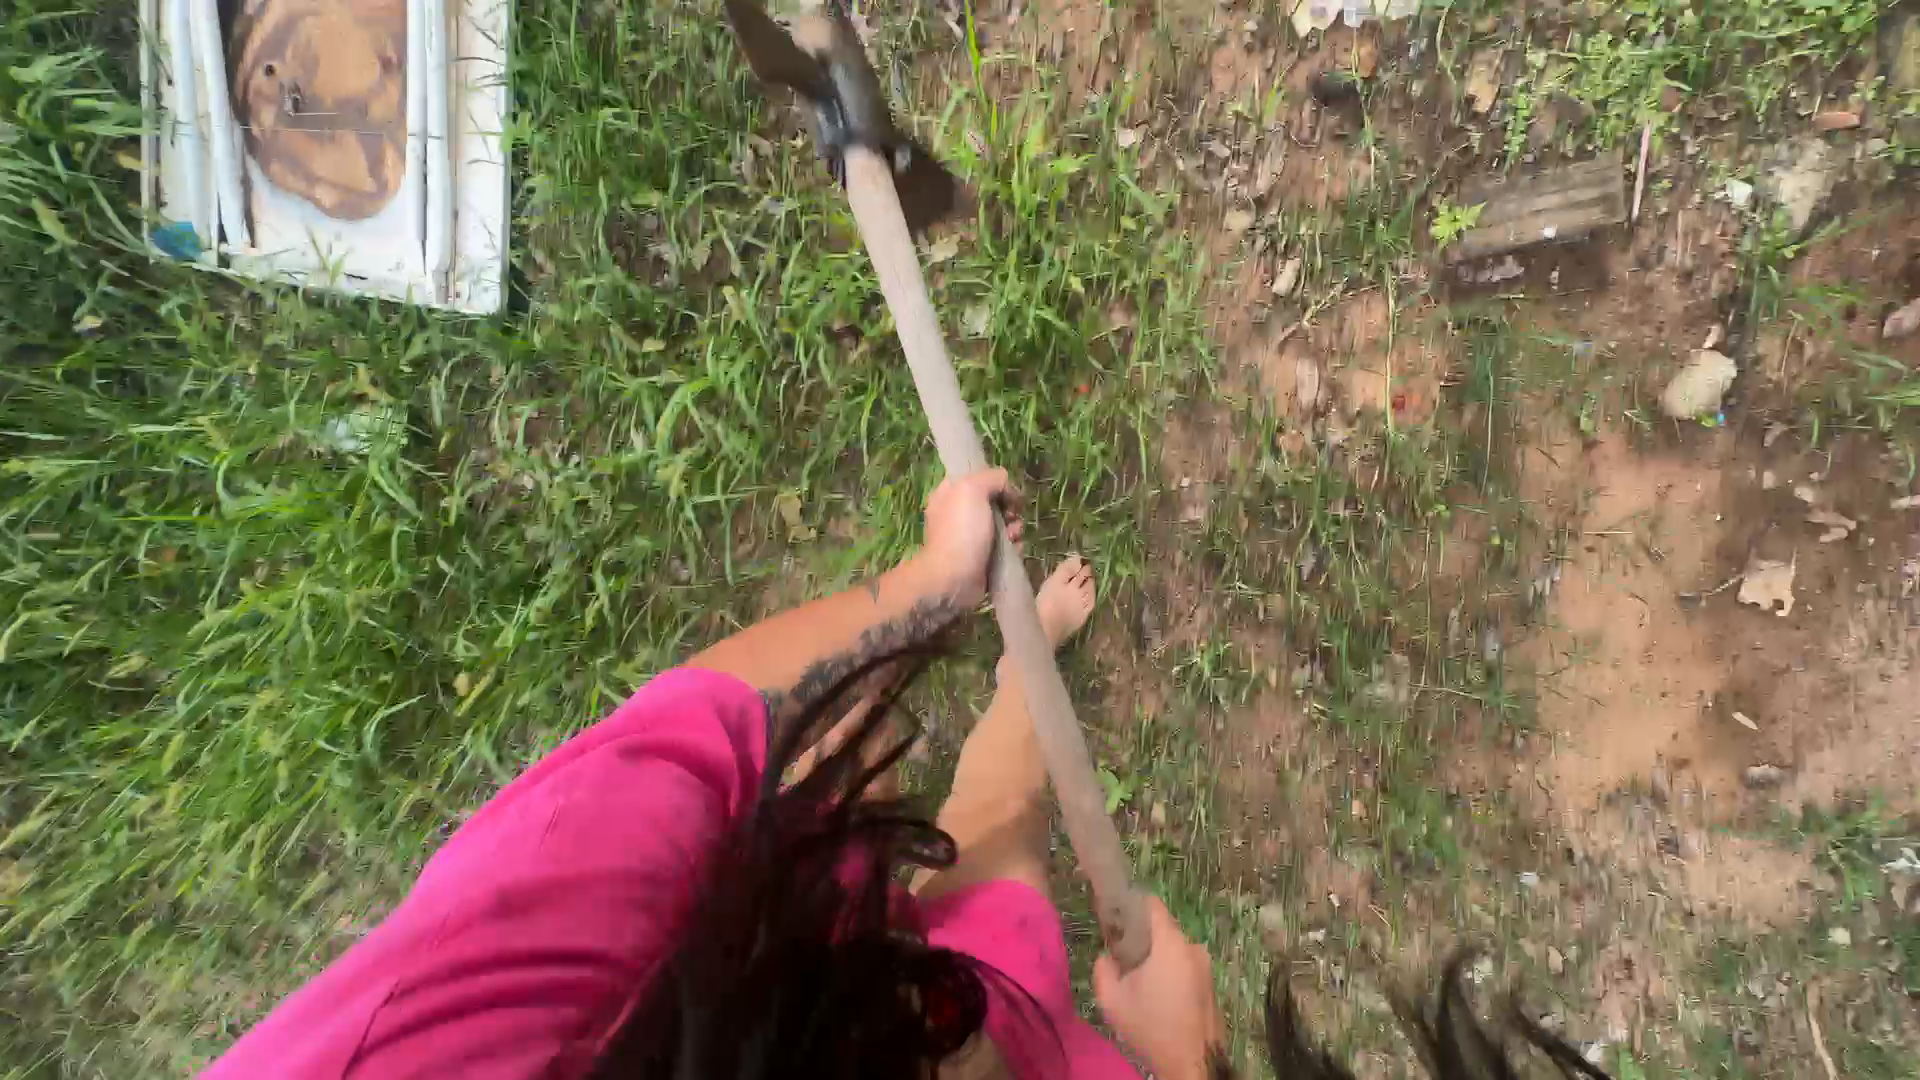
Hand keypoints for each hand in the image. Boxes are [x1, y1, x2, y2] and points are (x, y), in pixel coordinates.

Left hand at [919, 467, 1021, 608]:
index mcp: (950, 494)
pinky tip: (1014, 550)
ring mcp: (971, 538)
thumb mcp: (972, 489)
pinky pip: (1005, 547)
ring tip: (1013, 537)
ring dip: (1015, 528)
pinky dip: (1014, 547)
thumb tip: (1008, 489)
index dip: (997, 483)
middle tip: (1011, 516)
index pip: (979, 479)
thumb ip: (992, 478)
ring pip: (1004, 525)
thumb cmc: (961, 531)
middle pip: (995, 502)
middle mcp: (959, 514)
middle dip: (1010, 508)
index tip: (1007, 493)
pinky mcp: (983, 558)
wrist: (954, 578)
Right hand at [1093, 897, 1224, 1079]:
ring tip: (1141, 979)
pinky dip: (1173, 973)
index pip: (1152, 904)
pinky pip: (1186, 967)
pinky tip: (1160, 996)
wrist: (1193, 1068)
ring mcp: (1206, 968)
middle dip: (1143, 936)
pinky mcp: (1212, 986)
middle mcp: (1193, 948)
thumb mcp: (1113, 1000)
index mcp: (1171, 943)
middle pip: (1163, 928)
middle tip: (1124, 955)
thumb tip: (1107, 957)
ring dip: (1159, 957)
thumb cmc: (1152, 1028)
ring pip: (1175, 950)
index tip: (1116, 915)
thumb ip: (1103, 968)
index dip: (1132, 904)